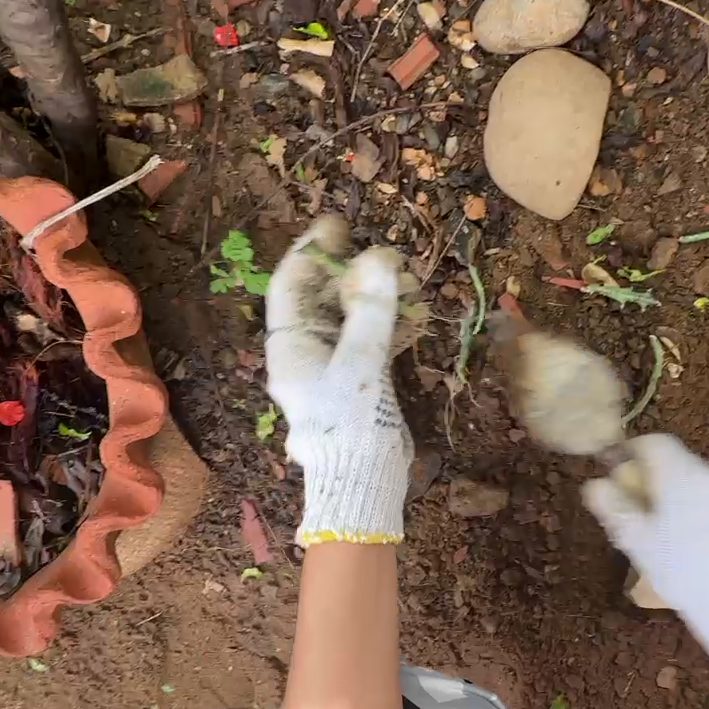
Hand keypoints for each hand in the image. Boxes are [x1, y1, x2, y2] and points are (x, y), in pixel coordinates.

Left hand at [266, 218, 411, 544]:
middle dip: (356, 274)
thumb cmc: (351, 426)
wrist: (365, 484)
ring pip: (353, 318)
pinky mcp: (360, 382)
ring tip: (410, 282)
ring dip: (380, 298)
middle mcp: (307, 354)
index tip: (336, 224)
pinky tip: (417, 314)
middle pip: (325, 299)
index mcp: (291, 349)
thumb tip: (379, 257)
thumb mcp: (360, 364)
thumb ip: (371, 312)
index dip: (311, 252)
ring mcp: (334, 369)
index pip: (291, 286)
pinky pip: (373, 342)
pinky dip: (392, 326)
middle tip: (386, 253)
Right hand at [582, 435, 708, 668]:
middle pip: (680, 466)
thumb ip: (615, 507)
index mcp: (681, 477)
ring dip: (687, 500)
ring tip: (677, 537)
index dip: (633, 453)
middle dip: (659, 482)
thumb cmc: (681, 571)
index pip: (654, 444)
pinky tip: (707, 551)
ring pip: (705, 487)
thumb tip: (595, 485)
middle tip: (645, 512)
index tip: (622, 473)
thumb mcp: (637, 542)